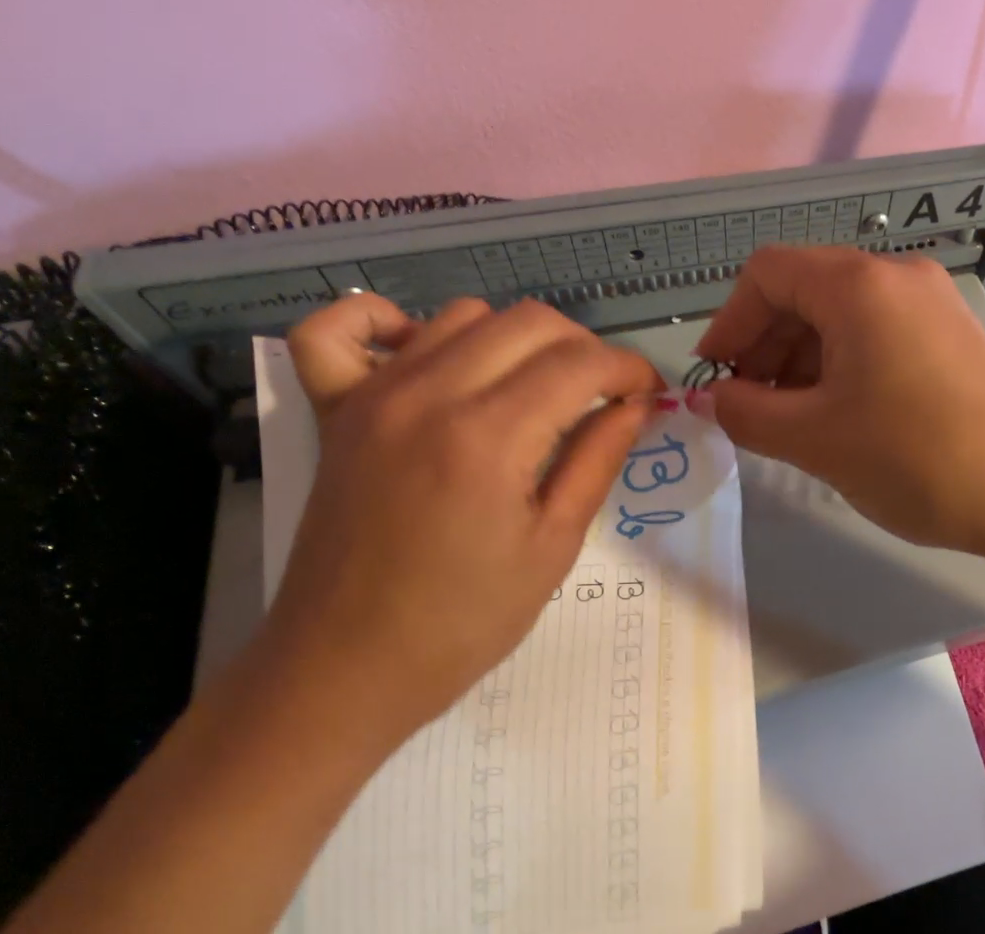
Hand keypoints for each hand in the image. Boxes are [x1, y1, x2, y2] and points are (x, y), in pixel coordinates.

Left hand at [268, 293, 661, 742]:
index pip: (580, 362)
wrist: (344, 668)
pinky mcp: (334, 410)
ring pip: (462, 315)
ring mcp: (372, 395)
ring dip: (514, 338)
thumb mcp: (552, 545)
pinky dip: (383, 321)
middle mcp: (427, 394)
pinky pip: (338, 330)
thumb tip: (636, 404)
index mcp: (489, 437)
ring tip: (532, 387)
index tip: (650, 393)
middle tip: (602, 395)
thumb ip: (597, 459)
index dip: (629, 369)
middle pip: (529, 322)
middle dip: (584, 348)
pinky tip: (421, 352)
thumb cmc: (463, 623)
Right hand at [695, 247, 984, 569]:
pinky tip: (839, 414)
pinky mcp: (954, 333)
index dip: (728, 322)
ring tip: (791, 419)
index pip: (767, 273)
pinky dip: (844, 363)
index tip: (716, 379)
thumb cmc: (916, 460)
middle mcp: (898, 275)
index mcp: (860, 284)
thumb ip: (746, 413)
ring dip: (802, 359)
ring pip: (843, 314)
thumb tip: (713, 399)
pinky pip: (880, 332)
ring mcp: (933, 302)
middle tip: (750, 407)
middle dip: (765, 345)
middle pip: (806, 290)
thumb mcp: (815, 440)